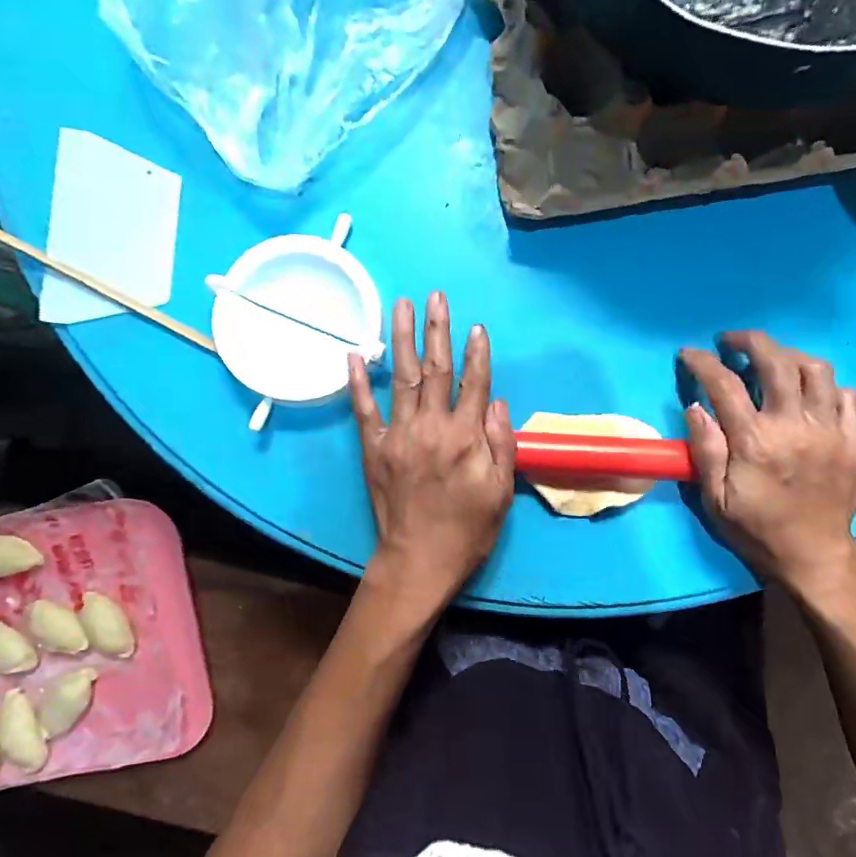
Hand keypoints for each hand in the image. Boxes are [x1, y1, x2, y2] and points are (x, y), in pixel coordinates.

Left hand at [348, 292, 515, 613]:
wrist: (418, 561)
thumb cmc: (467, 530)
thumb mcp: (500, 492)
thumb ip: (501, 443)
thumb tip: (495, 400)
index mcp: (466, 438)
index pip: (474, 383)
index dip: (477, 353)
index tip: (477, 326)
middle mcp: (431, 428)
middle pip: (436, 370)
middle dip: (437, 330)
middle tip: (435, 296)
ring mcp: (399, 436)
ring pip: (402, 378)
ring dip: (402, 340)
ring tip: (401, 306)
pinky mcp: (374, 449)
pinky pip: (364, 410)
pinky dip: (358, 382)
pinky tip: (354, 355)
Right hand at [679, 332, 855, 589]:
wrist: (814, 556)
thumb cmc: (756, 528)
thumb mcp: (715, 498)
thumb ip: (705, 450)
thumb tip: (696, 406)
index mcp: (756, 442)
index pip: (725, 385)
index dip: (703, 363)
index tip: (689, 354)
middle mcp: (795, 427)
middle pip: (777, 363)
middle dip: (751, 341)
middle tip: (732, 340)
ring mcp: (831, 431)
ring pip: (817, 370)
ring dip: (789, 355)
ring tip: (771, 359)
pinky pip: (847, 395)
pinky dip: (825, 384)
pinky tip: (808, 391)